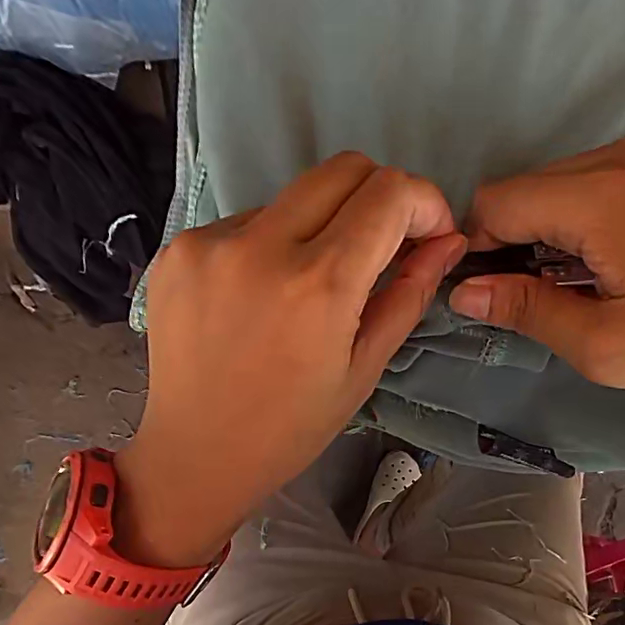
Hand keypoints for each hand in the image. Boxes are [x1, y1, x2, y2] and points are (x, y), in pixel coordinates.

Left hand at [115, 152, 464, 566]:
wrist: (196, 455)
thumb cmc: (288, 430)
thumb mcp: (362, 371)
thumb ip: (407, 297)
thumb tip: (446, 242)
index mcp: (319, 285)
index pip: (389, 193)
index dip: (424, 203)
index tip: (428, 233)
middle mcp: (262, 246)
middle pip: (343, 169)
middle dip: (378, 197)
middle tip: (379, 248)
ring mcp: (210, 243)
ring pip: (291, 197)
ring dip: (317, 226)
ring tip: (305, 289)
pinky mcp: (178, 250)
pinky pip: (243, 223)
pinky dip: (267, 246)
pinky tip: (257, 298)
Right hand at [448, 126, 624, 409]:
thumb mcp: (603, 345)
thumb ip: (526, 309)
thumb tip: (465, 290)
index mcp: (602, 195)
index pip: (497, 200)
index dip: (477, 245)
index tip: (487, 289)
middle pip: (537, 185)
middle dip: (518, 237)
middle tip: (537, 294)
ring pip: (580, 176)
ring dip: (562, 224)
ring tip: (590, 278)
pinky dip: (607, 208)